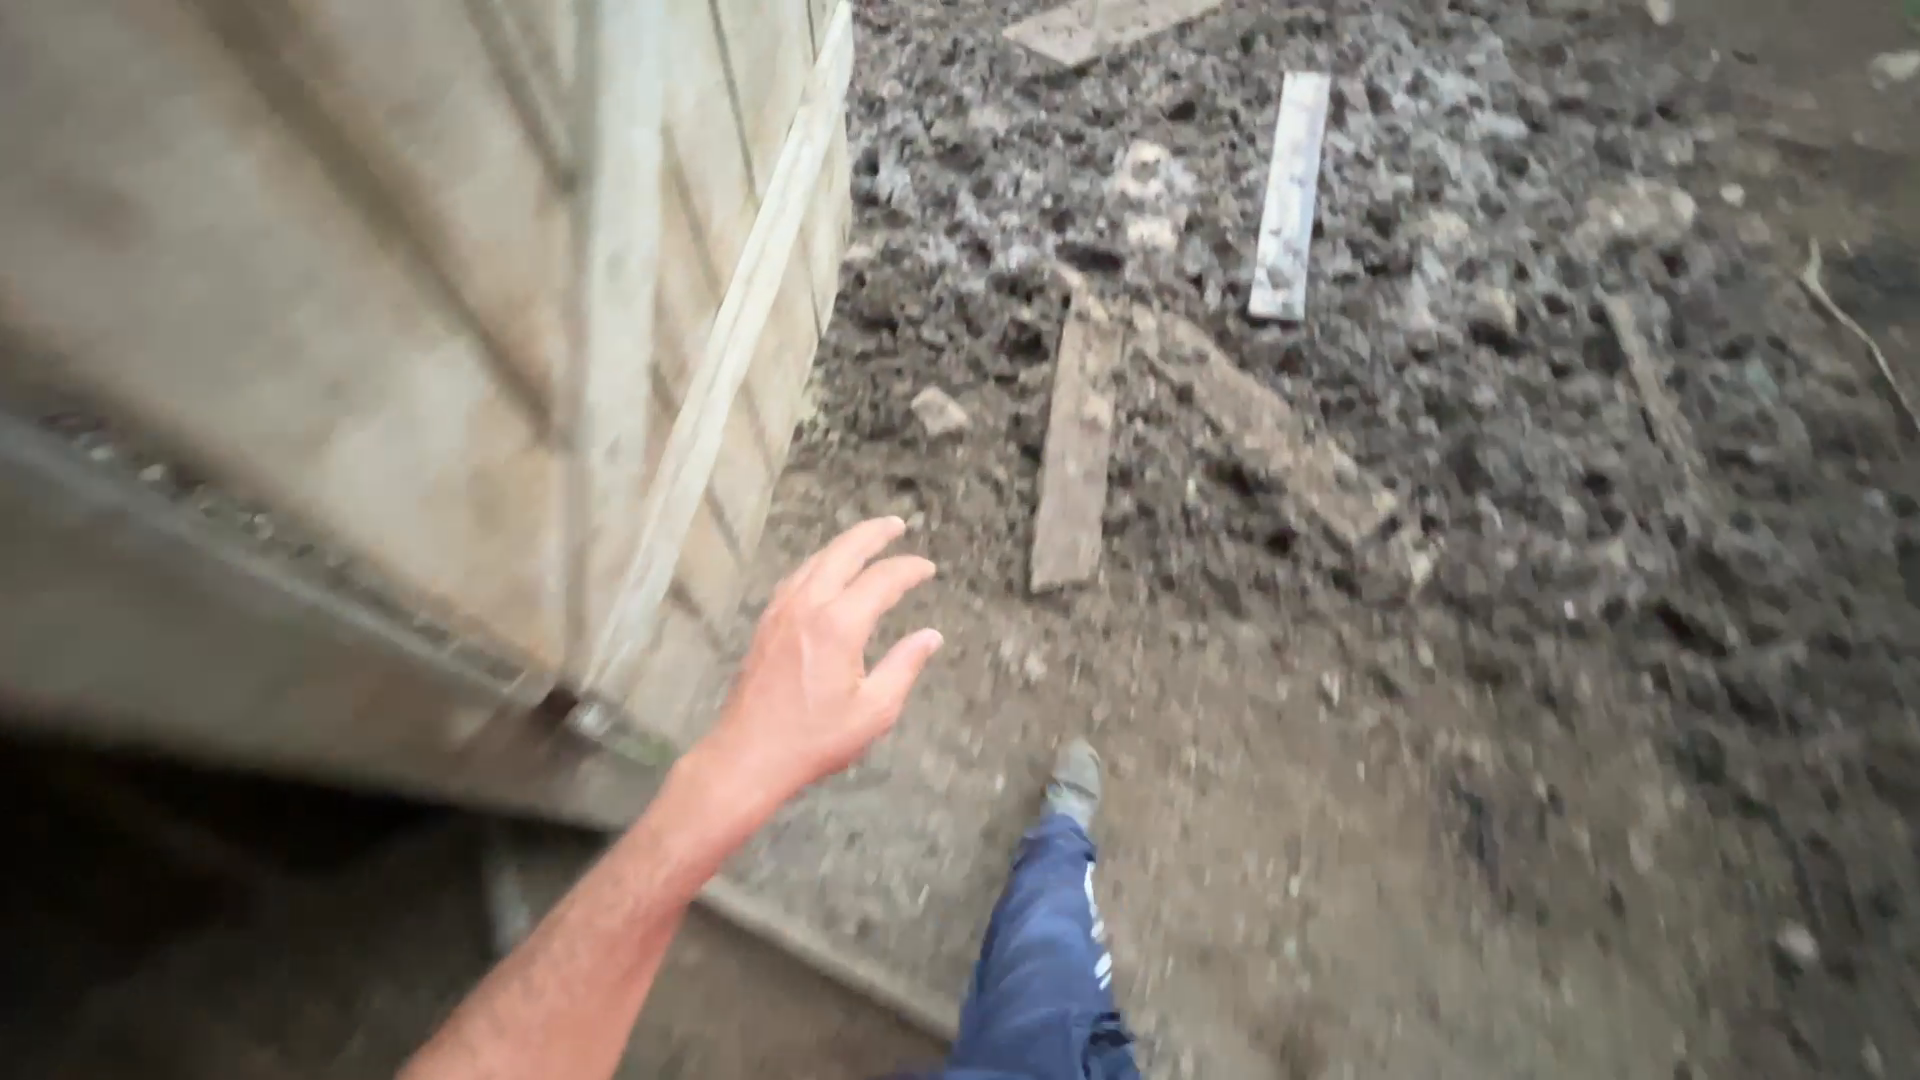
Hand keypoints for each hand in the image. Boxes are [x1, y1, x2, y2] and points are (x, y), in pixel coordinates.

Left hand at [701, 517, 941, 804]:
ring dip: (844, 544)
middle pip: (843, 552)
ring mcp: (781, 611)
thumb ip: (904, 666)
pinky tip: (825, 570)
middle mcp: (808, 606)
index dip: (909, 569)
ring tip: (866, 539)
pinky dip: (818, 563)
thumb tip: (931, 636)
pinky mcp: (766, 622)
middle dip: (873, 534)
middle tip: (896, 524)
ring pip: (815, 560)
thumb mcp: (874, 710)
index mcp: (839, 625)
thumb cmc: (815, 739)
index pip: (882, 580)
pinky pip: (796, 577)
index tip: (928, 568)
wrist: (748, 755)